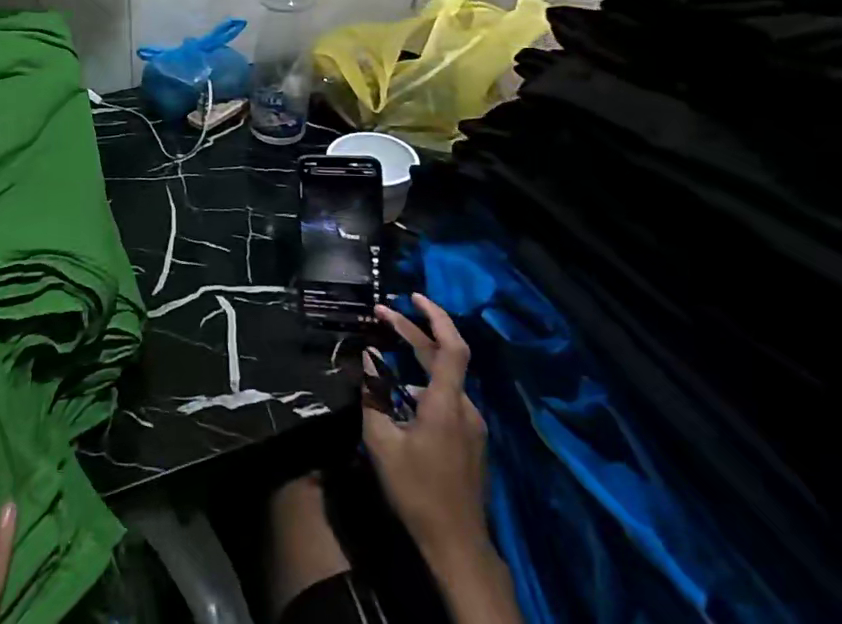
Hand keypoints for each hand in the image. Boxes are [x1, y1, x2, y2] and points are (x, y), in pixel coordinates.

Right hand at [362, 294, 488, 558]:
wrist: (456, 543)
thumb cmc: (415, 491)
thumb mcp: (382, 443)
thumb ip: (373, 396)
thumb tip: (369, 358)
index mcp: (446, 403)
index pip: (451, 345)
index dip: (435, 315)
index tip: (412, 296)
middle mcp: (465, 407)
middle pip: (444, 356)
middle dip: (413, 332)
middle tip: (382, 314)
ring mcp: (472, 425)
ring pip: (444, 380)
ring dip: (416, 361)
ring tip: (383, 358)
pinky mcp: (471, 440)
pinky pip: (447, 400)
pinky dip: (424, 385)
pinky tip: (400, 399)